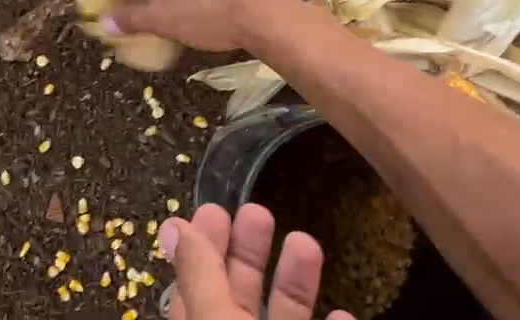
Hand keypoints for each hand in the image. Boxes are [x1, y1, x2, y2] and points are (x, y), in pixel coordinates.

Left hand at [160, 202, 353, 319]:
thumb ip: (201, 279)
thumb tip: (174, 226)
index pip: (193, 285)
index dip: (203, 247)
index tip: (216, 210)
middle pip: (237, 297)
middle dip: (248, 254)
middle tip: (259, 211)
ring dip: (296, 284)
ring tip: (307, 241)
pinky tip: (345, 313)